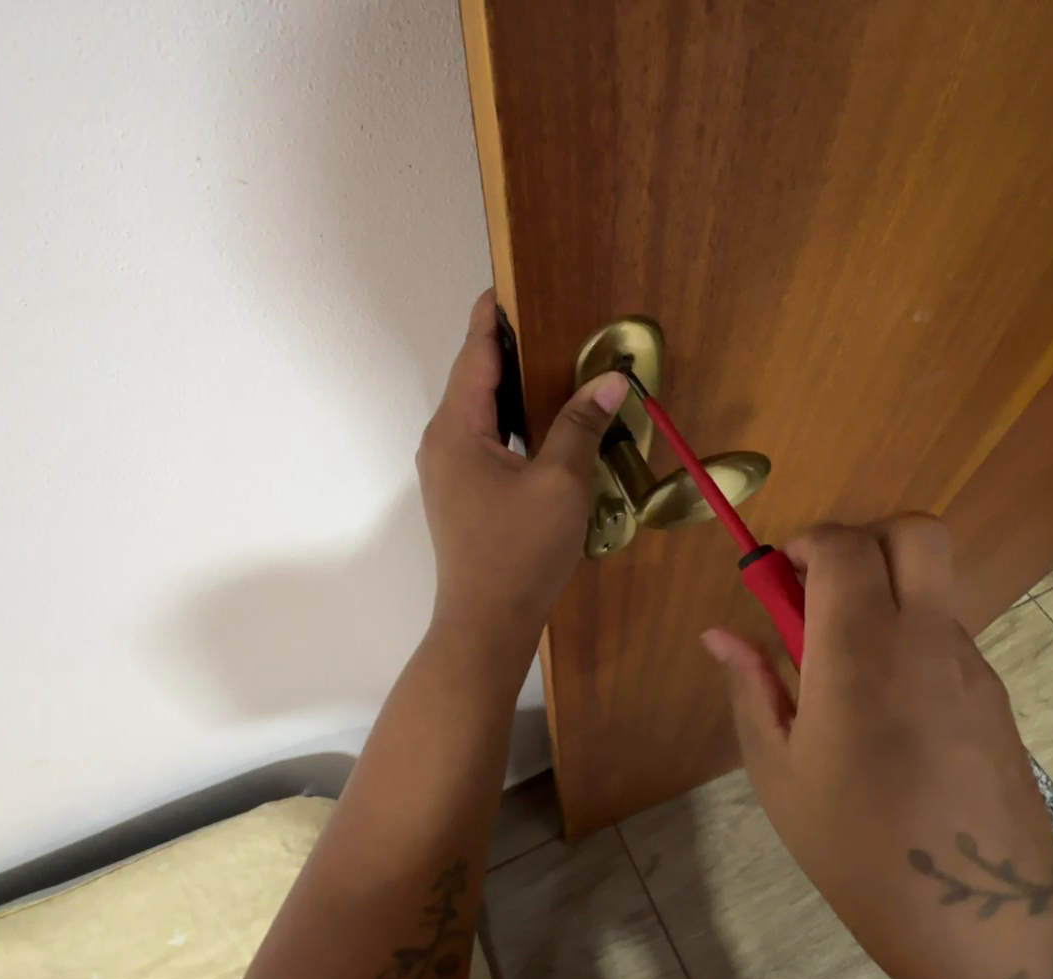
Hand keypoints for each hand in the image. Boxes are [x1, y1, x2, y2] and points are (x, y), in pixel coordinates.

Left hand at [417, 290, 628, 639]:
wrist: (486, 622)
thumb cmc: (519, 551)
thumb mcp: (559, 483)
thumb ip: (580, 426)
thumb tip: (610, 380)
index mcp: (456, 429)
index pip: (474, 354)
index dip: (492, 315)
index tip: (512, 281)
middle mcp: (442, 441)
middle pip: (473, 378)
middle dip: (507, 346)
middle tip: (550, 318)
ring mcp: (448, 469)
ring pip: (479, 411)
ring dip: (511, 385)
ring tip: (553, 361)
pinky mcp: (461, 492)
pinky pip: (483, 438)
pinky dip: (510, 420)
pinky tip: (542, 420)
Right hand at [700, 517, 1052, 978]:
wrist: (979, 917)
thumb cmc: (854, 845)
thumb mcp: (777, 770)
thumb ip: (749, 686)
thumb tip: (718, 635)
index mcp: (859, 653)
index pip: (845, 547)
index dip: (806, 543)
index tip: (779, 578)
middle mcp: (923, 640)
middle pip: (915, 532)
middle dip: (860, 539)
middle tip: (819, 592)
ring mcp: (969, 663)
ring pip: (928, 583)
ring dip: (881, 593)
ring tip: (842, 668)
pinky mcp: (993, 693)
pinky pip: (943, 632)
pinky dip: (906, 635)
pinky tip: (884, 708)